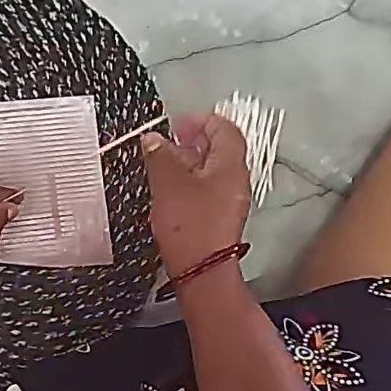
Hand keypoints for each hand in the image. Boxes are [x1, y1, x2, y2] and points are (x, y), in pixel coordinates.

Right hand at [141, 113, 251, 276]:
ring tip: (164, 164)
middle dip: (194, 139)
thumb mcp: (168, 183)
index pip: (225, 129)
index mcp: (230, 165)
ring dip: (190, 161)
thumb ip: (160, 155)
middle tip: (169, 141)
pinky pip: (209, 188)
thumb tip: (153, 138)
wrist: (202, 270)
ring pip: (213, 170)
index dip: (201, 120)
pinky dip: (191, 180)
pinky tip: (171, 189)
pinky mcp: (220, 217)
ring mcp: (230, 200)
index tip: (176, 124)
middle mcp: (236, 179)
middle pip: (221, 148)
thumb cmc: (188, 223)